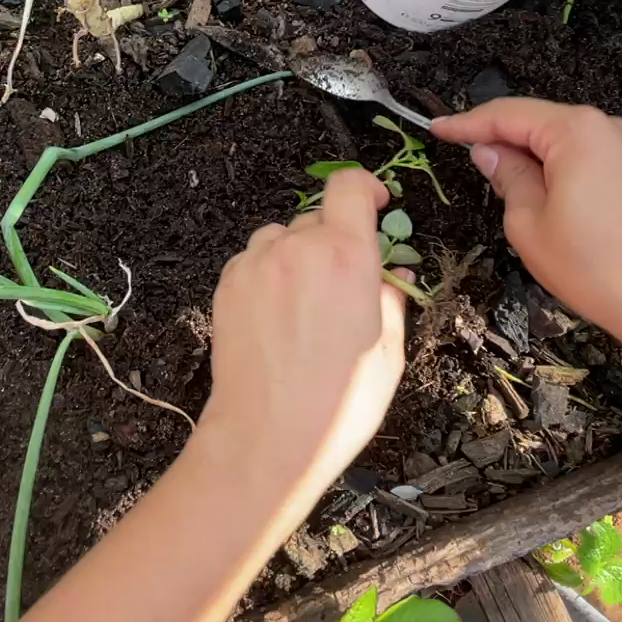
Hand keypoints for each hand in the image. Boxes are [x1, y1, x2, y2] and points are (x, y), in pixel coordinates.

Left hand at [196, 167, 405, 496]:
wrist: (267, 435)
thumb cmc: (339, 402)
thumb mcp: (388, 350)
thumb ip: (390, 298)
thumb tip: (394, 274)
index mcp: (347, 256)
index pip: (349, 187)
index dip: (364, 188)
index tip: (374, 203)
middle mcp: (298, 247)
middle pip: (318, 218)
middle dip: (334, 240)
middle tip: (340, 285)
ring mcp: (256, 262)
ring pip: (282, 236)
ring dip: (297, 254)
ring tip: (302, 303)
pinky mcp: (228, 282)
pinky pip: (253, 259)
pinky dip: (267, 272)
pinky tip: (274, 315)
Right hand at [433, 99, 621, 361]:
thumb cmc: (596, 267)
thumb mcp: (529, 224)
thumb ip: (508, 178)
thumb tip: (492, 153)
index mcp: (576, 132)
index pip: (507, 114)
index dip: (466, 123)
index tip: (437, 129)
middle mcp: (611, 130)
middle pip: (542, 124)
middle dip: (505, 141)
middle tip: (474, 165)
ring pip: (571, 145)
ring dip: (538, 161)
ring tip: (516, 193)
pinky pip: (598, 164)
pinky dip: (569, 175)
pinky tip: (563, 209)